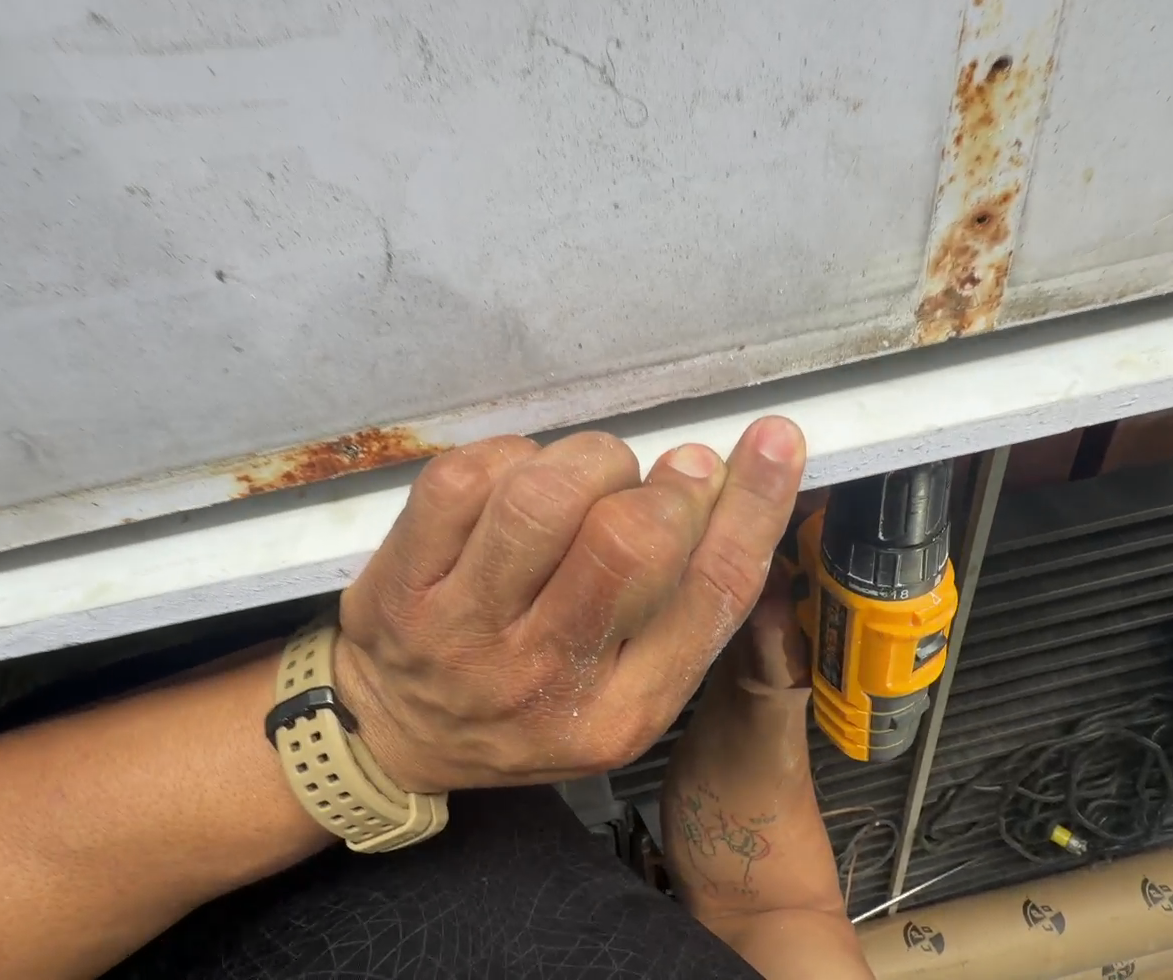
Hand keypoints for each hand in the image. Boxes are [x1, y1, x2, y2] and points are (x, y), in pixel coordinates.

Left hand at [333, 417, 806, 793]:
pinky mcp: (402, 586)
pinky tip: (516, 479)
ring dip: (585, 461)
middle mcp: (546, 679)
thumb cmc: (530, 700)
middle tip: (653, 480)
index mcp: (623, 713)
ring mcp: (463, 633)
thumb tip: (719, 484)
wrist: (397, 731)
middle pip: (629, 542)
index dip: (752, 506)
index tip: (774, 441)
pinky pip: (467, 478)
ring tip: (584, 480)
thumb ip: (677, 607)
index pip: (709, 596)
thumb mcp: (621, 692)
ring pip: (543, 498)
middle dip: (659, 486)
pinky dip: (510, 454)